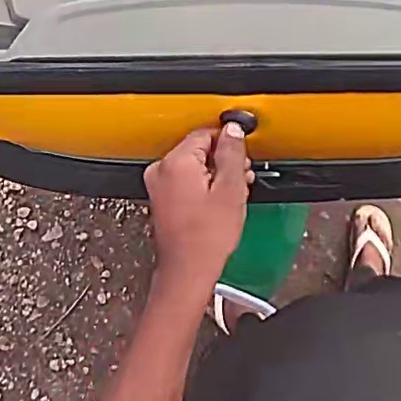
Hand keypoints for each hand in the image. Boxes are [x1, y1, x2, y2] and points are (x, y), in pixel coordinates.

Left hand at [144, 124, 252, 292]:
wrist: (187, 270)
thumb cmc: (205, 238)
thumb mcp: (230, 189)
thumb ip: (232, 154)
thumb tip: (233, 130)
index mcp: (176, 162)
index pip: (205, 133)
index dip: (229, 142)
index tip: (242, 154)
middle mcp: (161, 170)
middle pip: (198, 148)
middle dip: (223, 160)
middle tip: (241, 178)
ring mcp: (158, 185)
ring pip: (193, 165)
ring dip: (215, 174)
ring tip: (232, 195)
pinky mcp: (161, 198)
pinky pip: (185, 180)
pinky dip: (202, 186)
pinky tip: (217, 202)